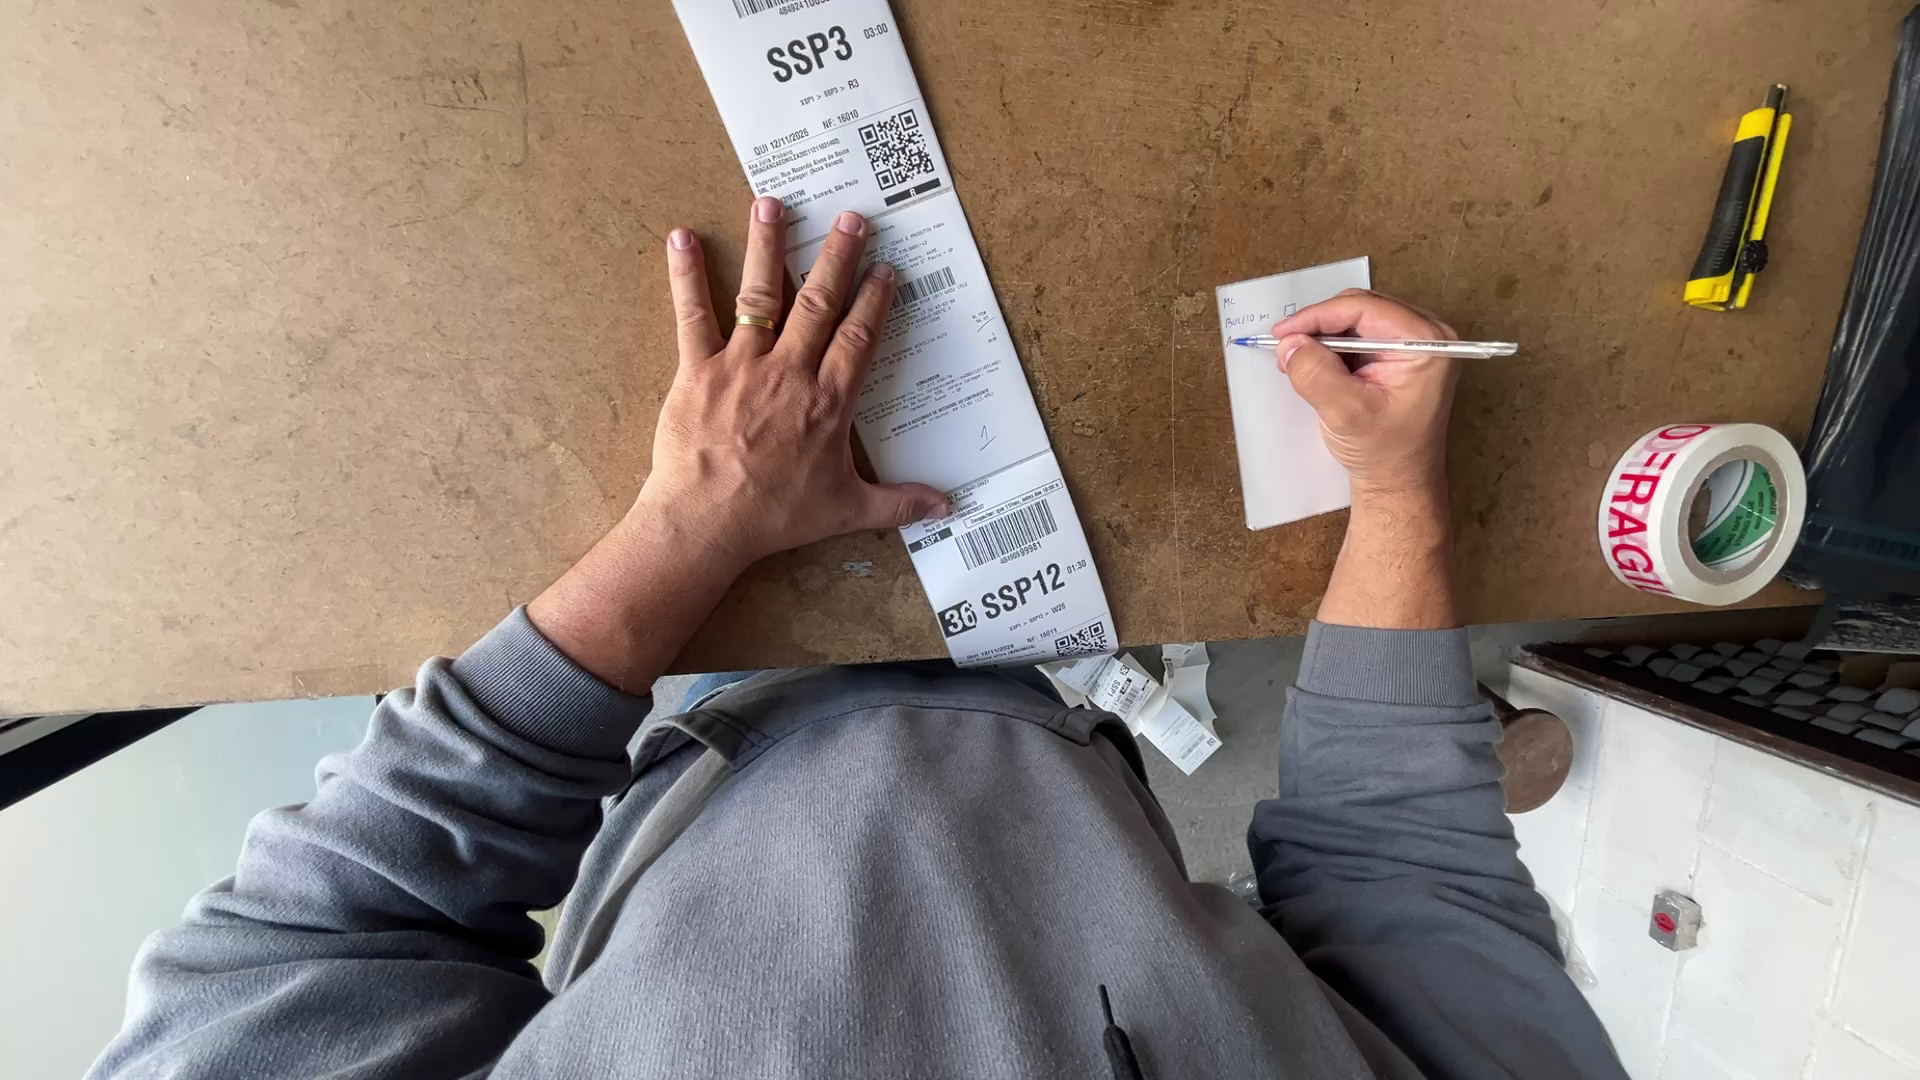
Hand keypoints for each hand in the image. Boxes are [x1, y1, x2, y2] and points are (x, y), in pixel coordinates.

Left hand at [638, 195, 948, 571]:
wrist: (709, 522)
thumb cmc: (778, 516)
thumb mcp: (847, 510)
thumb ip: (899, 503)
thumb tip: (948, 506)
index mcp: (828, 401)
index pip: (858, 338)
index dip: (874, 300)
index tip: (885, 268)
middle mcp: (790, 372)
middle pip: (818, 303)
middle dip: (837, 258)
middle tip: (850, 219)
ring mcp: (742, 366)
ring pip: (760, 296)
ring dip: (768, 247)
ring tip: (772, 204)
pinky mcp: (698, 370)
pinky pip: (692, 315)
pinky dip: (686, 276)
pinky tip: (682, 239)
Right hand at [1273, 289, 1460, 500]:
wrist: (1397, 478)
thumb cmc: (1383, 450)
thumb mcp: (1345, 412)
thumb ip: (1316, 374)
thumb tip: (1290, 344)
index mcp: (1425, 342)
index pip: (1364, 309)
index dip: (1318, 316)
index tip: (1282, 334)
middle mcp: (1424, 335)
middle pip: (1360, 308)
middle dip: (1318, 325)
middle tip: (1286, 348)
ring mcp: (1411, 344)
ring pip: (1355, 321)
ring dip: (1321, 336)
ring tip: (1296, 359)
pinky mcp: (1396, 356)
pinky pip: (1357, 336)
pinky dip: (1330, 347)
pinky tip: (1313, 364)